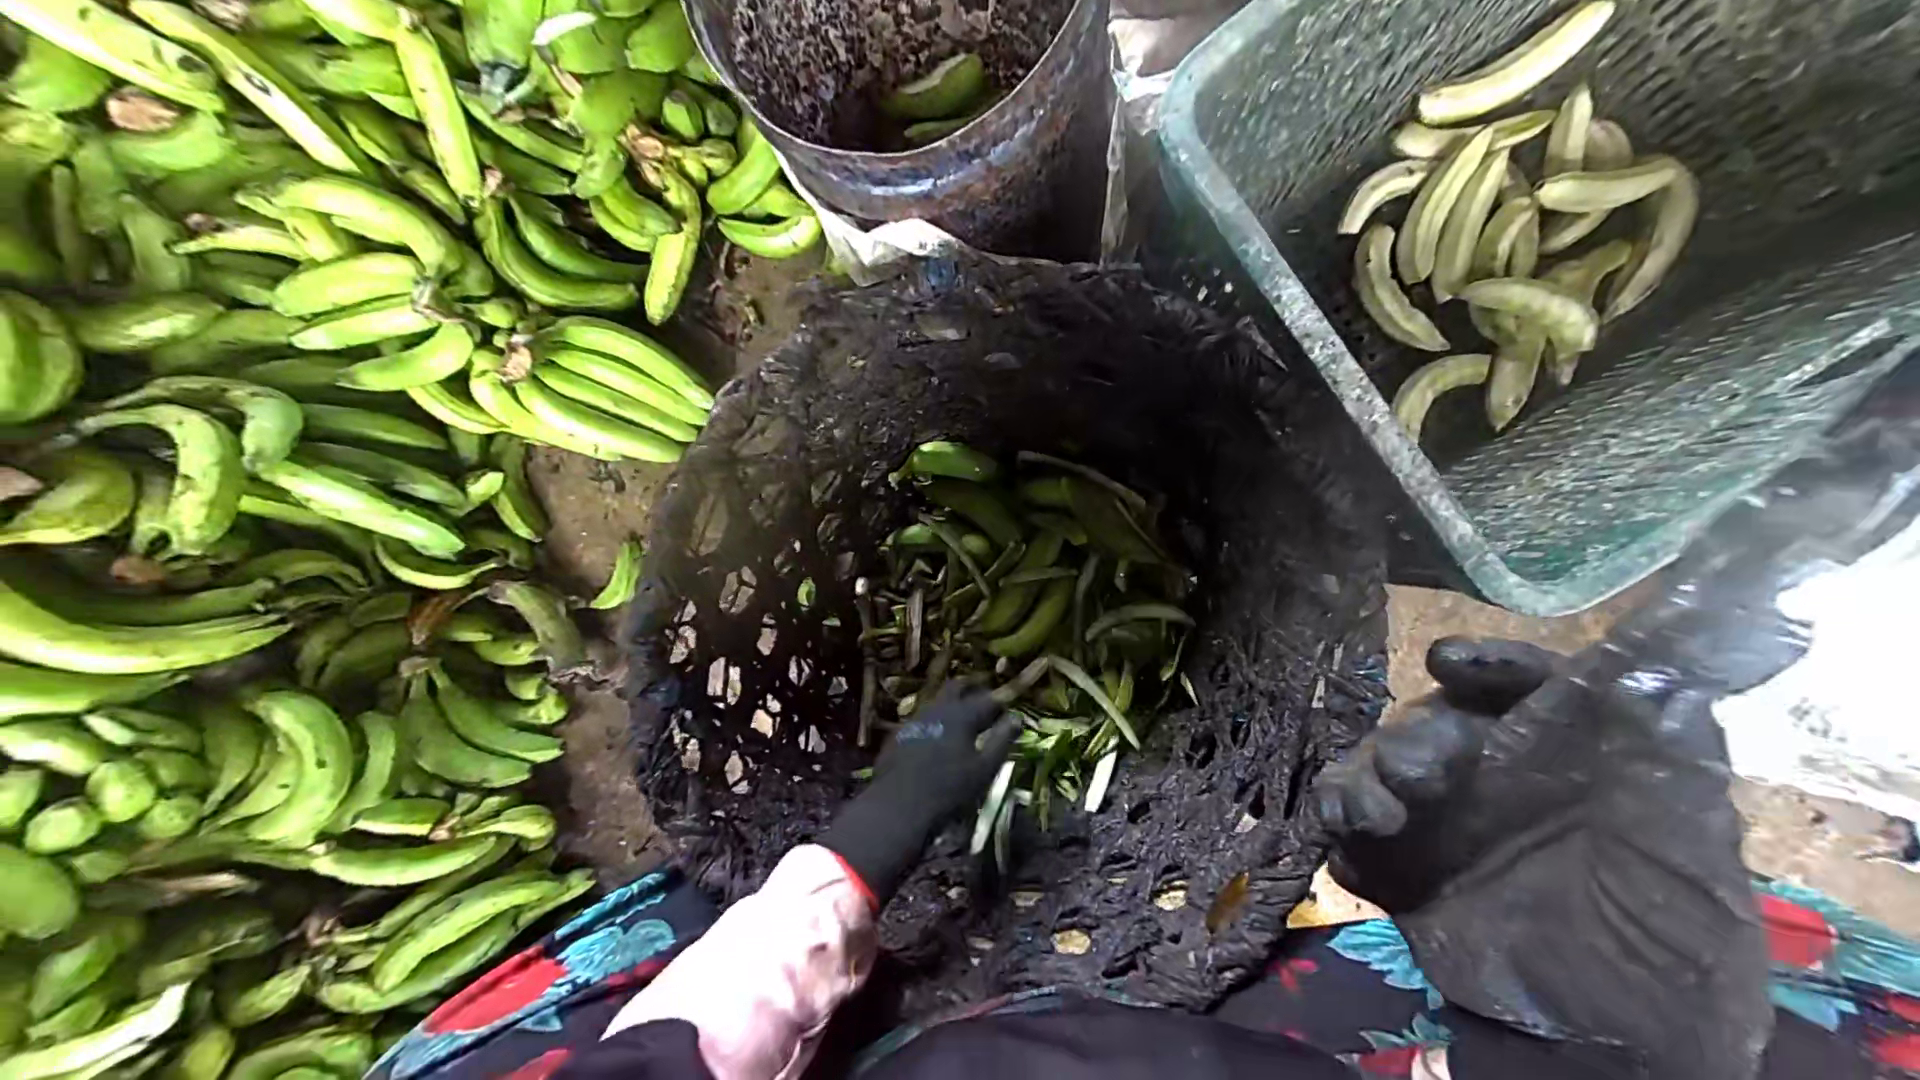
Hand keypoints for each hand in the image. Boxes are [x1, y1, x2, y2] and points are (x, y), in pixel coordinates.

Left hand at [821, 687, 1015, 905]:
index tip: (1008, 707)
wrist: (898, 806)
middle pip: (956, 687)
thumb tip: (1016, 718)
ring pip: (936, 700)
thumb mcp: (984, 768)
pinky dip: (935, 719)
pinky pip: (922, 717)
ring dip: (951, 702)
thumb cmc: (949, 789)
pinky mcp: (899, 734)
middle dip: (972, 687)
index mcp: (961, 714)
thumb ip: (1001, 740)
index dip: (1000, 701)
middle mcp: (937, 709)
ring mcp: (915, 720)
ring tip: (963, 714)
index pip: (987, 699)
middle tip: (984, 694)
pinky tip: (938, 735)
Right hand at [1313, 636, 1771, 1079]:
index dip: (1490, 663)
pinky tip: (1351, 849)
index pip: (1525, 685)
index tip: (1447, 662)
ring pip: (1376, 762)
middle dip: (1412, 738)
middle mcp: (1492, 773)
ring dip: (1364, 777)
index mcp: (1564, 761)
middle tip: (1414, 776)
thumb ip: (1667, 770)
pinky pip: (1347, 818)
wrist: (1593, 1051)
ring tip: (1376, 816)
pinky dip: (1339, 823)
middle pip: (1433, 722)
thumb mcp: (1687, 864)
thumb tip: (1659, 676)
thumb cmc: (1660, 952)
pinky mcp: (1393, 854)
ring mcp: (1436, 813)